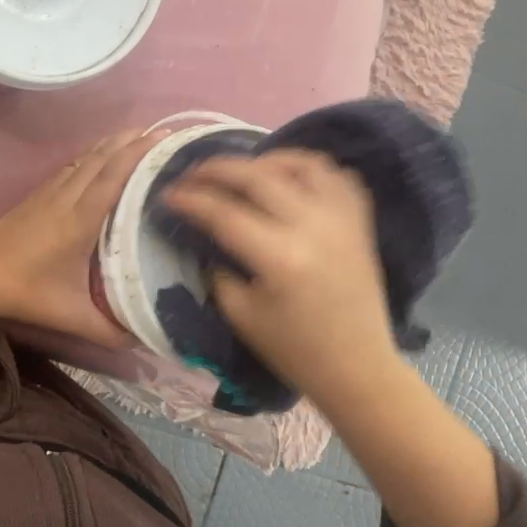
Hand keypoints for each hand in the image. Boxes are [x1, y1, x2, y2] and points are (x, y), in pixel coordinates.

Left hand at [0, 129, 167, 347]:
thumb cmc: (26, 294)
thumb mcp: (72, 317)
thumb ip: (111, 330)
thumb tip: (151, 338)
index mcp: (78, 221)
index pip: (112, 178)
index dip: (139, 156)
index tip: (166, 139)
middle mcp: (65, 198)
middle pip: (101, 158)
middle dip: (133, 141)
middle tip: (166, 133)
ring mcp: (49, 193)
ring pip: (85, 158)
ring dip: (113, 144)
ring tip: (142, 136)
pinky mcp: (38, 195)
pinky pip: (72, 166)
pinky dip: (94, 156)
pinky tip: (105, 156)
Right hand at [160, 150, 401, 404]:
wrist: (356, 367)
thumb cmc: (291, 348)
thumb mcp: (238, 312)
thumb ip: (218, 266)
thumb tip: (205, 234)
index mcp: (278, 257)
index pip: (223, 211)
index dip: (189, 199)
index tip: (166, 194)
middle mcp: (312, 227)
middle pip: (256, 176)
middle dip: (215, 169)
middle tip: (190, 174)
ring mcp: (342, 220)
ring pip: (300, 164)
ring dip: (263, 160)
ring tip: (240, 171)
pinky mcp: (359, 222)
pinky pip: (335, 176)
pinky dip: (307, 169)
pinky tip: (285, 177)